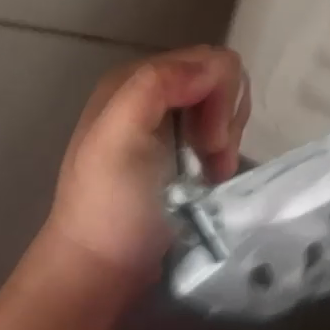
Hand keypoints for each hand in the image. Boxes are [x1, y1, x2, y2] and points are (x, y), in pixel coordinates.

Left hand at [39, 46, 250, 287]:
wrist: (101, 269)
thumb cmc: (110, 207)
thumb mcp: (116, 142)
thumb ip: (154, 88)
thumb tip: (212, 68)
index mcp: (133, 80)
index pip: (211, 60)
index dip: (221, 97)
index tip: (207, 142)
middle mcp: (152, 90)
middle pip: (223, 76)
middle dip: (226, 114)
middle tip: (210, 154)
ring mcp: (168, 116)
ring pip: (229, 97)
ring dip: (229, 131)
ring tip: (211, 166)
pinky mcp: (183, 140)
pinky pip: (226, 120)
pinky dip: (228, 143)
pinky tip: (213, 169)